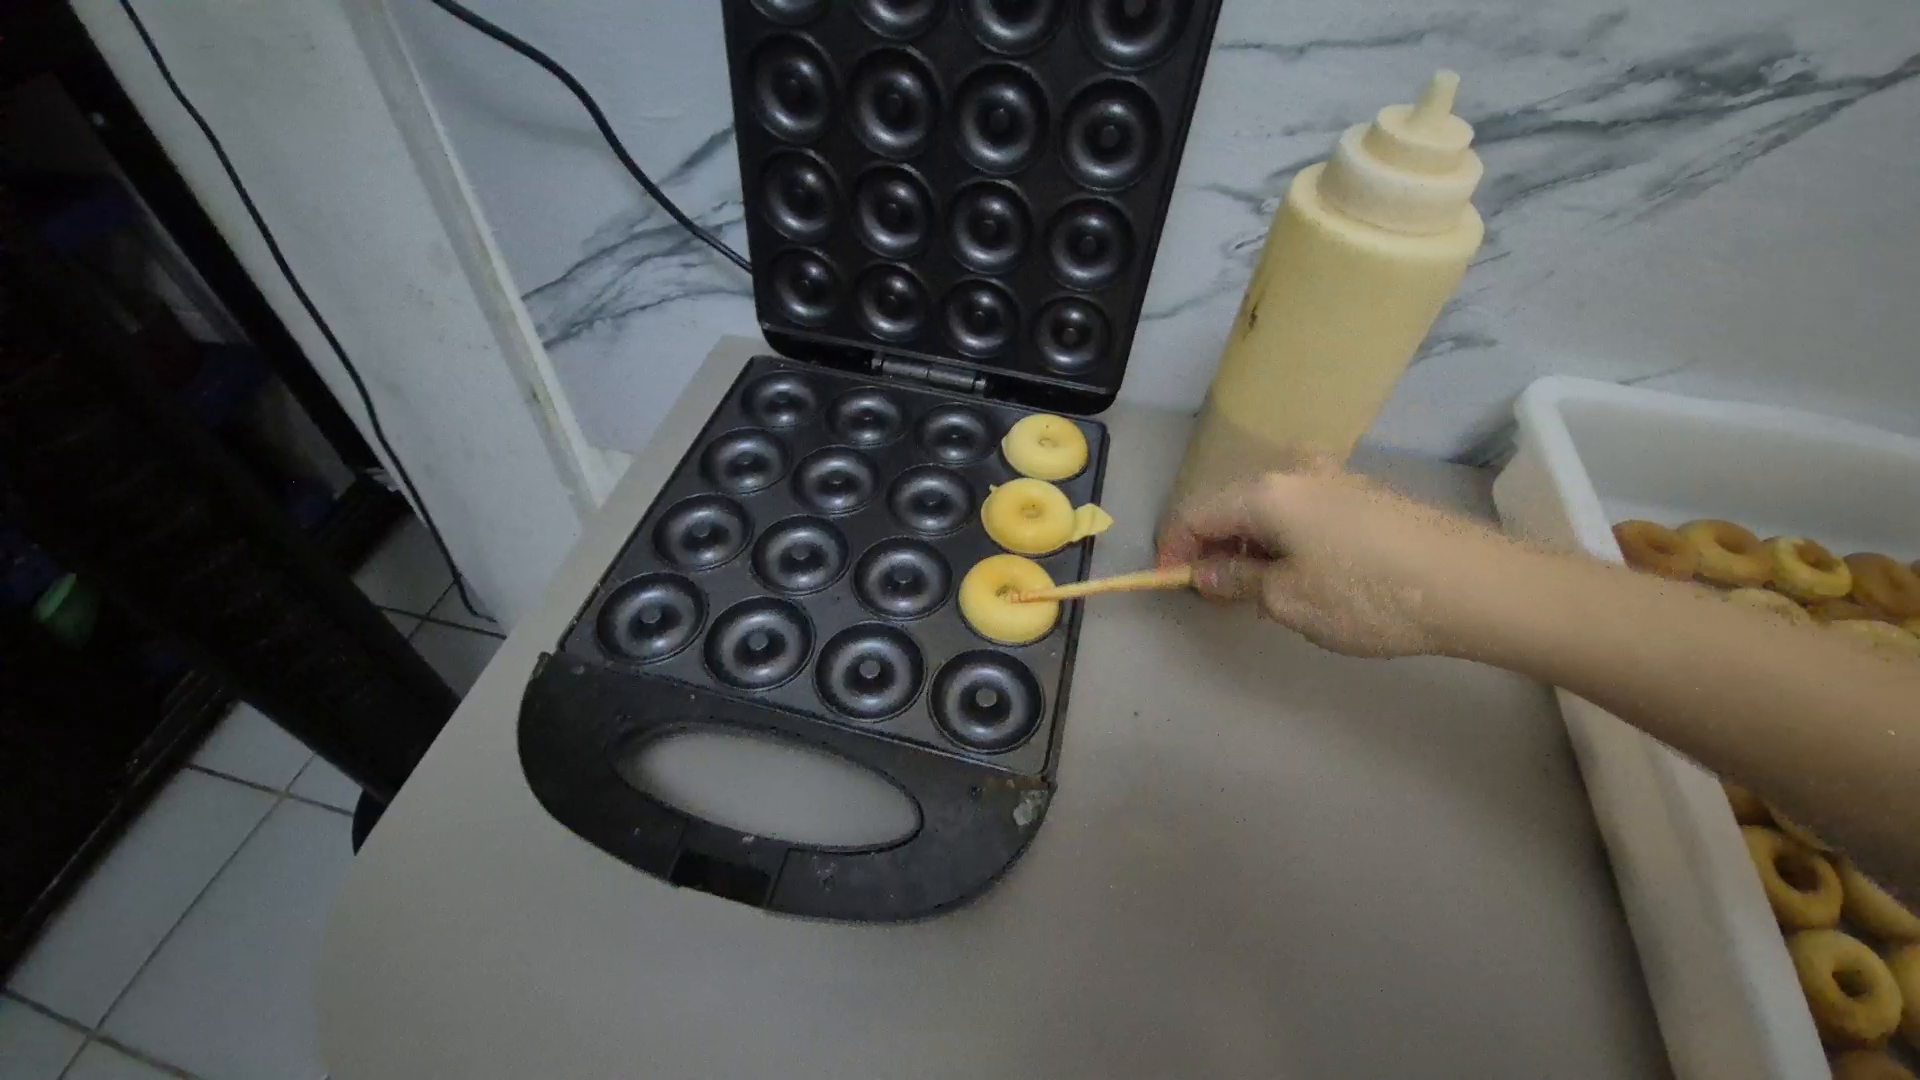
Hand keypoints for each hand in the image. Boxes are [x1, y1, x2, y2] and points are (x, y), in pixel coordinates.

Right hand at [1156, 457, 1514, 657]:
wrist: (1475, 585)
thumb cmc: (1367, 594)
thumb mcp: (1287, 599)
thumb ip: (1235, 583)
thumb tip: (1205, 575)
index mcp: (1265, 492)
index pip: (1196, 515)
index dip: (1175, 551)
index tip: (1170, 584)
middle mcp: (1294, 473)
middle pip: (1231, 506)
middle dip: (1212, 549)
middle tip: (1213, 594)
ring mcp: (1334, 479)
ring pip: (1267, 510)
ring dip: (1248, 546)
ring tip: (1254, 589)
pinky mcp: (1363, 495)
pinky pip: (1300, 513)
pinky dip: (1282, 540)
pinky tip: (1298, 573)